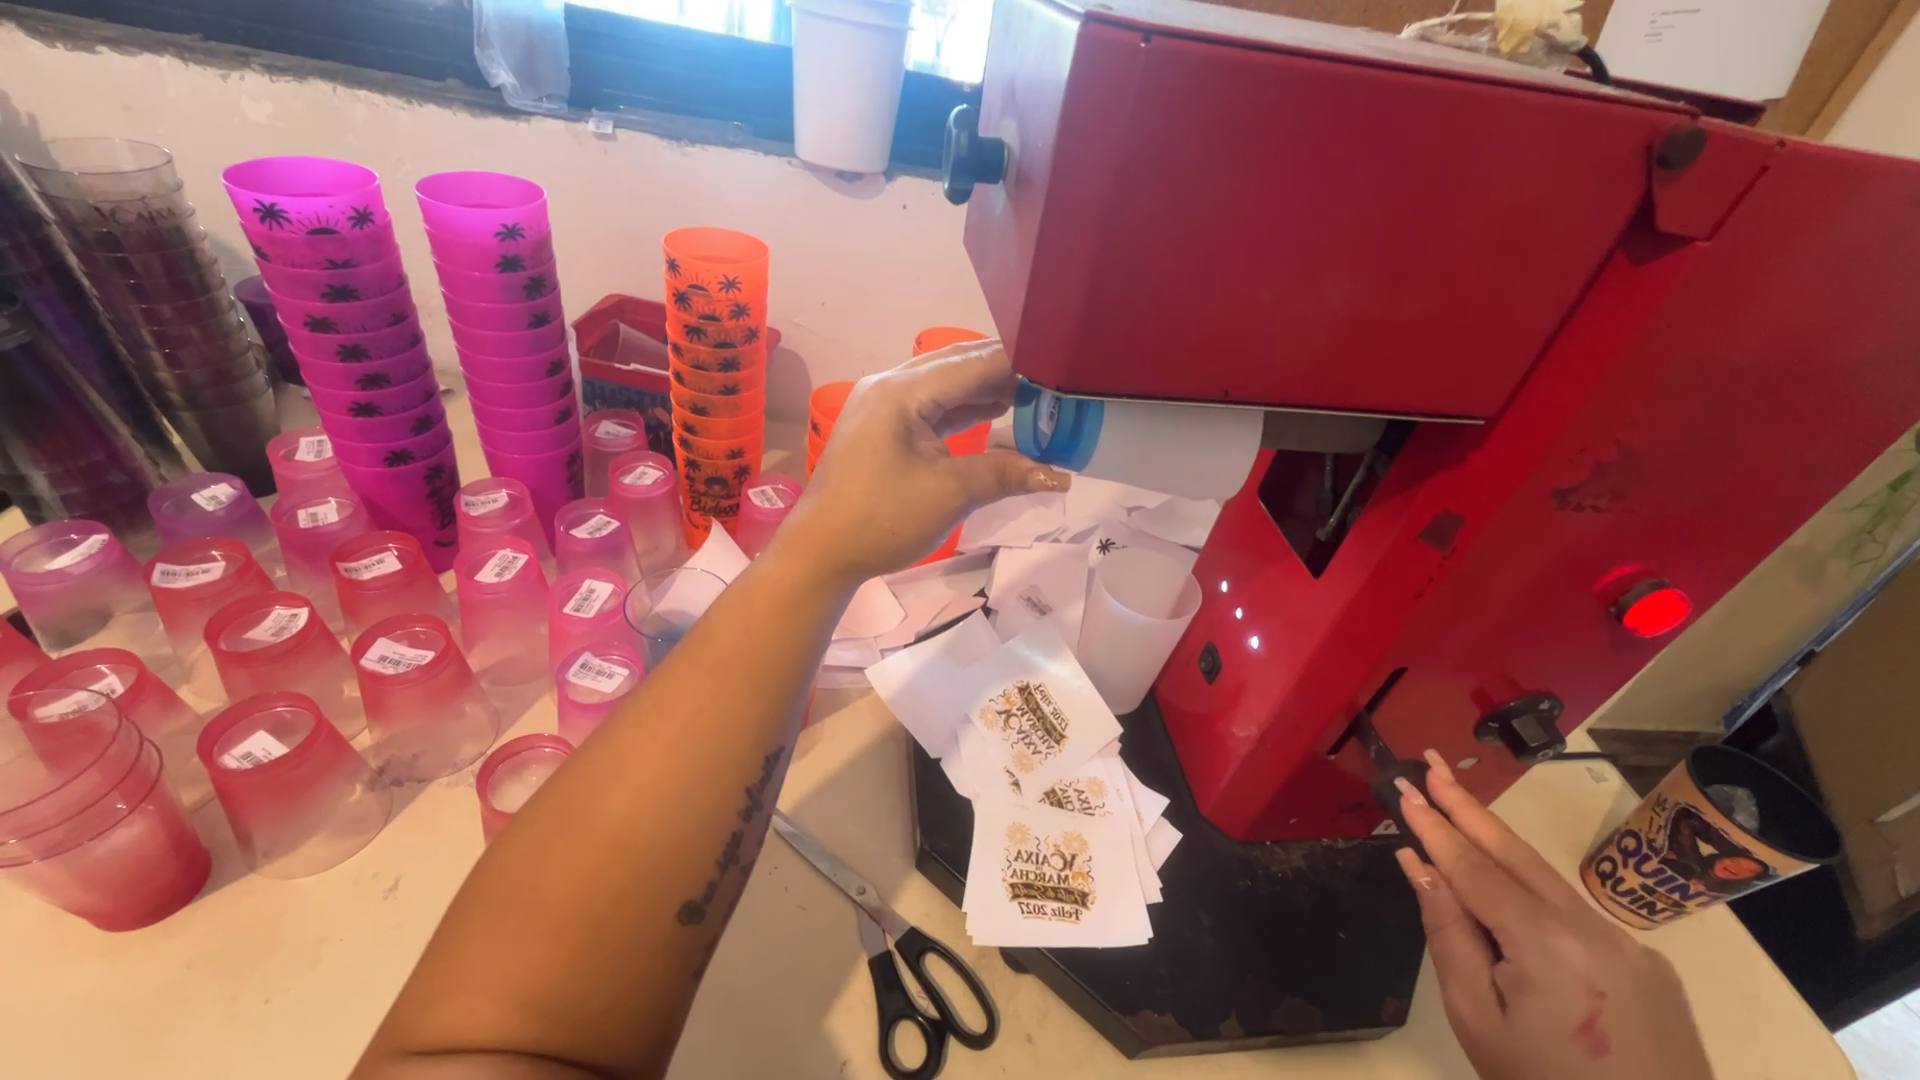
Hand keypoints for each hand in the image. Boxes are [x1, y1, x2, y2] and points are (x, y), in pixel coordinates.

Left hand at [775, 341, 1069, 583]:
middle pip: (959, 365)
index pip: (973, 363)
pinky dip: (966, 410)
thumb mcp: (949, 494)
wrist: (822, 552)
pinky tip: (999, 412)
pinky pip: (934, 407)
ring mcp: (885, 406)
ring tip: (1039, 396)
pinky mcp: (885, 427)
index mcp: (902, 391)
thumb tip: (1061, 475)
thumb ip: (1005, 473)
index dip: (1021, 363)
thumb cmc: (881, 520)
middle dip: (1007, 372)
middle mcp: (891, 385)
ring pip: (947, 385)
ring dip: (988, 390)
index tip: (1064, 367)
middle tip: (1058, 380)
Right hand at [1396, 752, 1715, 1079]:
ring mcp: (1628, 946)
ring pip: (1546, 880)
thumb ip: (1448, 934)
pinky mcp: (1648, 967)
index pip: (1474, 867)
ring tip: (1456, 803)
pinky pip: (1574, 914)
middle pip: (1515, 854)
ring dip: (1496, 840)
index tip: (1404, 787)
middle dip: (1467, 806)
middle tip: (1431, 764)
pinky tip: (1506, 889)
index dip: (1434, 827)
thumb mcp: (1477, 1018)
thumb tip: (1419, 865)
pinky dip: (1531, 888)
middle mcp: (1593, 930)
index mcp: (1546, 944)